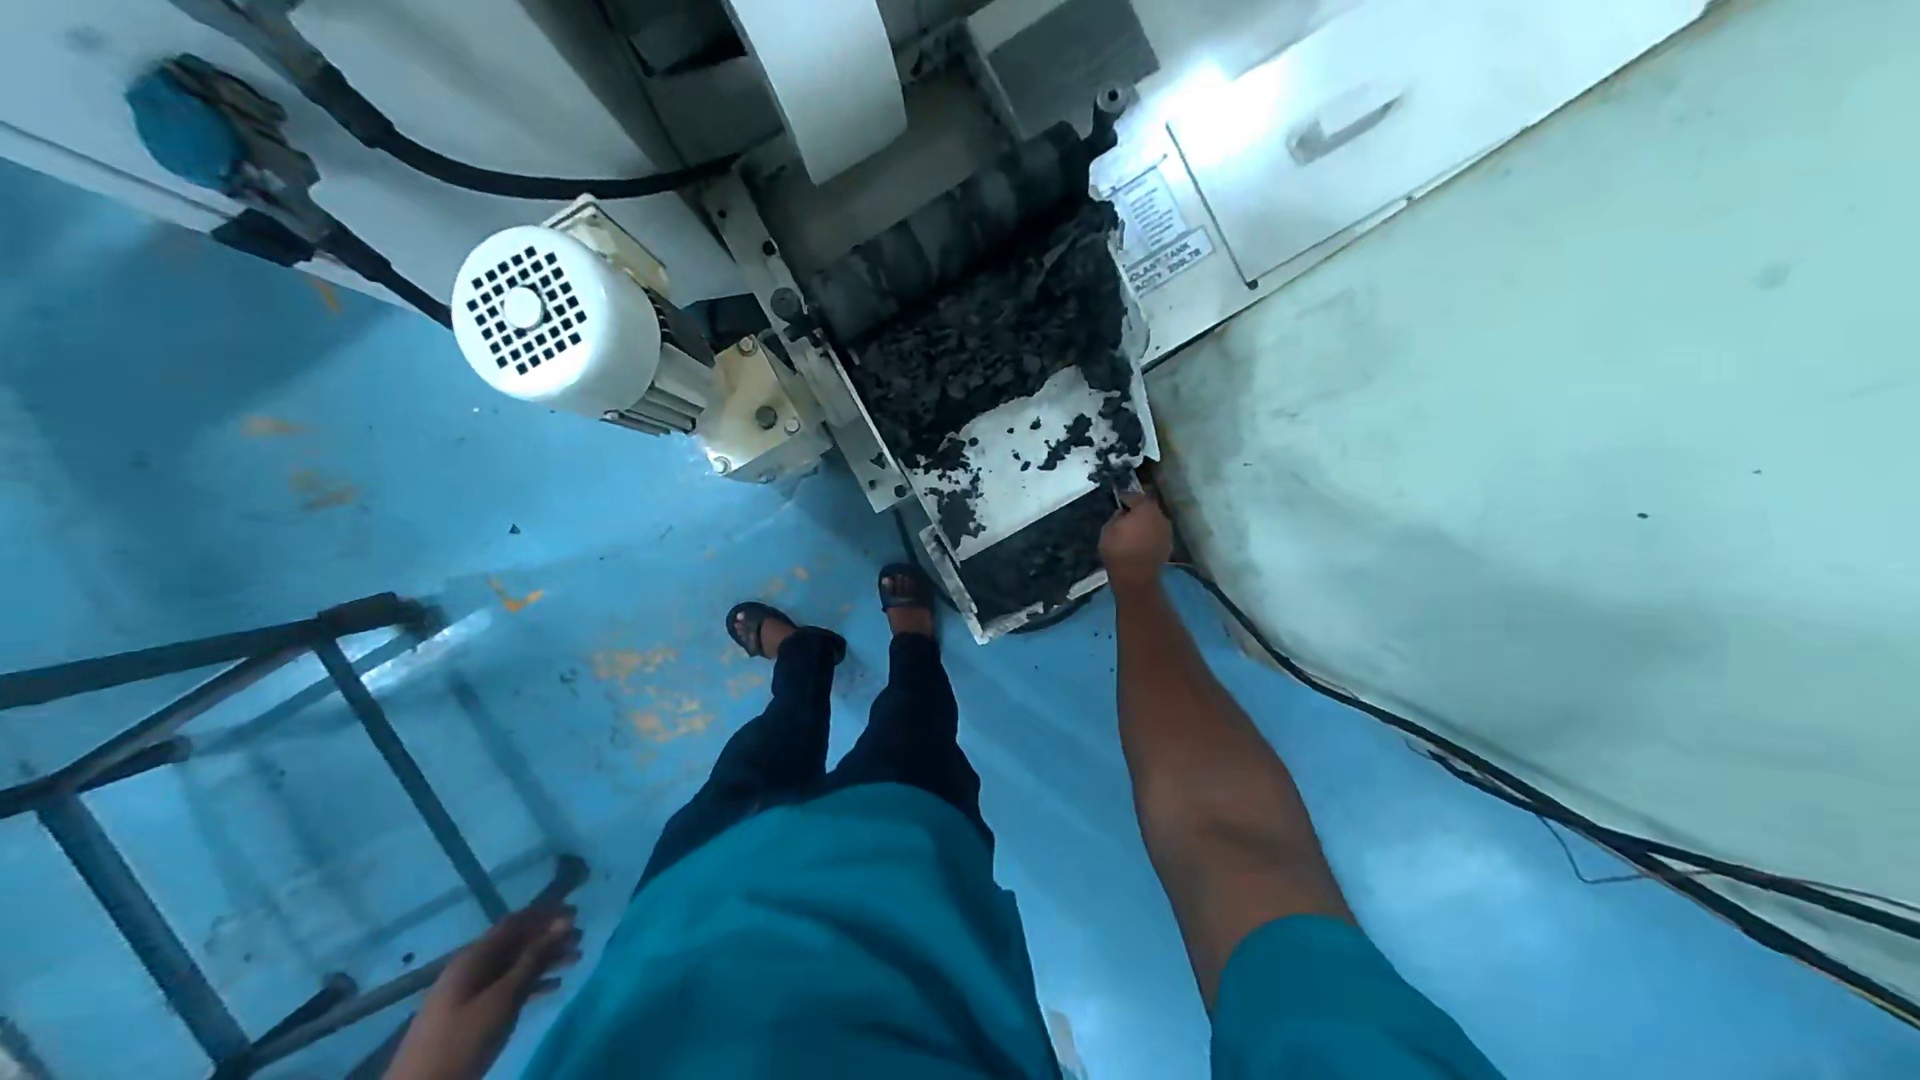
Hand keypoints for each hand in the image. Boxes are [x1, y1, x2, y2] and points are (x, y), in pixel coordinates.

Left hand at [384, 905, 581, 1079]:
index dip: (546, 914)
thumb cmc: (461, 1042)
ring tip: (576, 959)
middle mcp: (472, 968)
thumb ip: (533, 959)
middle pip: (517, 942)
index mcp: (473, 958)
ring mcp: (470, 992)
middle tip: (581, 939)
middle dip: (550, 937)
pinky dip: (532, 982)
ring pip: (515, 964)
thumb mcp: (502, 999)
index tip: (576, 914)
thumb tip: (562, 923)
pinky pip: (508, 987)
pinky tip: (554, 987)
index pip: (515, 923)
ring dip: (545, 959)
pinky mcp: (472, 1014)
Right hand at [1100, 489, 1172, 588]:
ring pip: (1154, 519)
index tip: (1117, 499)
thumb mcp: (1107, 530)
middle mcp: (1160, 515)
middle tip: (1126, 514)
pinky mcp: (1169, 543)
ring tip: (1134, 528)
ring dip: (1145, 521)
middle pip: (1147, 507)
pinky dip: (1150, 533)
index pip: (1133, 496)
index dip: (1124, 497)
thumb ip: (1116, 516)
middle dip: (1137, 509)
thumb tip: (1124, 513)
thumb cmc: (1118, 551)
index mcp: (1144, 508)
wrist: (1136, 578)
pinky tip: (1141, 540)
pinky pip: (1157, 532)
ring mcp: (1167, 530)